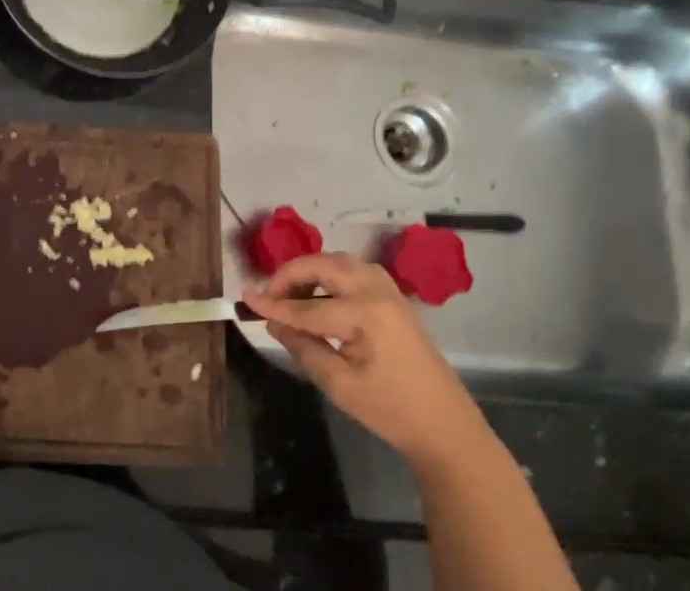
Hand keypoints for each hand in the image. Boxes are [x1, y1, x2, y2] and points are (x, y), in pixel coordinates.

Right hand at [241, 252, 489, 471]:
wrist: (445, 427)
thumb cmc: (390, 410)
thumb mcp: (338, 384)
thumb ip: (302, 347)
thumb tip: (274, 324)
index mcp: (365, 315)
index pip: (306, 306)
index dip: (273, 305)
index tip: (245, 299)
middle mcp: (378, 293)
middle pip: (325, 266)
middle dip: (291, 274)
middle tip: (269, 295)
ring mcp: (391, 294)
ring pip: (342, 263)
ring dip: (313, 271)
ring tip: (292, 295)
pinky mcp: (396, 301)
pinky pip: (357, 272)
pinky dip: (332, 275)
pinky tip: (320, 296)